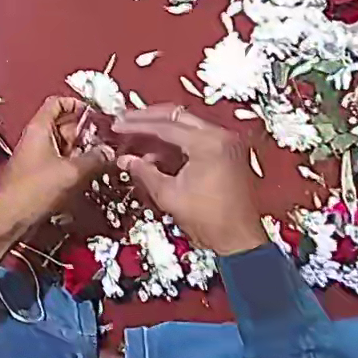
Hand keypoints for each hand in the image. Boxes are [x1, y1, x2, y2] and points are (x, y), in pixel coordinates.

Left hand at [0, 97, 112, 235]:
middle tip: (106, 139)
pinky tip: (90, 172)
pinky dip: (75, 162)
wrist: (10, 218)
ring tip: (103, 156)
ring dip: (82, 148)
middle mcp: (37, 137)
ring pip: (64, 143)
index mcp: (40, 127)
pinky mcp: (39, 173)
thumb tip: (110, 151)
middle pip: (64, 123)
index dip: (77, 104)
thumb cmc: (37, 188)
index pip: (57, 102)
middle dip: (85, 130)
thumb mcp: (71, 172)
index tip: (96, 115)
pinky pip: (60, 160)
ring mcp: (37, 155)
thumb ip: (94, 159)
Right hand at [113, 105, 268, 256]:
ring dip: (160, 130)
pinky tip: (155, 154)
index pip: (165, 125)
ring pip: (185, 124)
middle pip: (176, 116)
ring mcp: (225, 142)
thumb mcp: (169, 195)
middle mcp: (220, 136)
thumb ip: (145, 172)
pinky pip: (195, 137)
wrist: (238, 240)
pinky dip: (175, 142)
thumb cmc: (211, 221)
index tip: (119, 124)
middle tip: (125, 121)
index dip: (137, 125)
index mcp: (208, 143)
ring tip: (136, 137)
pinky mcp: (226, 152)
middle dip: (148, 119)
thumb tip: (127, 160)